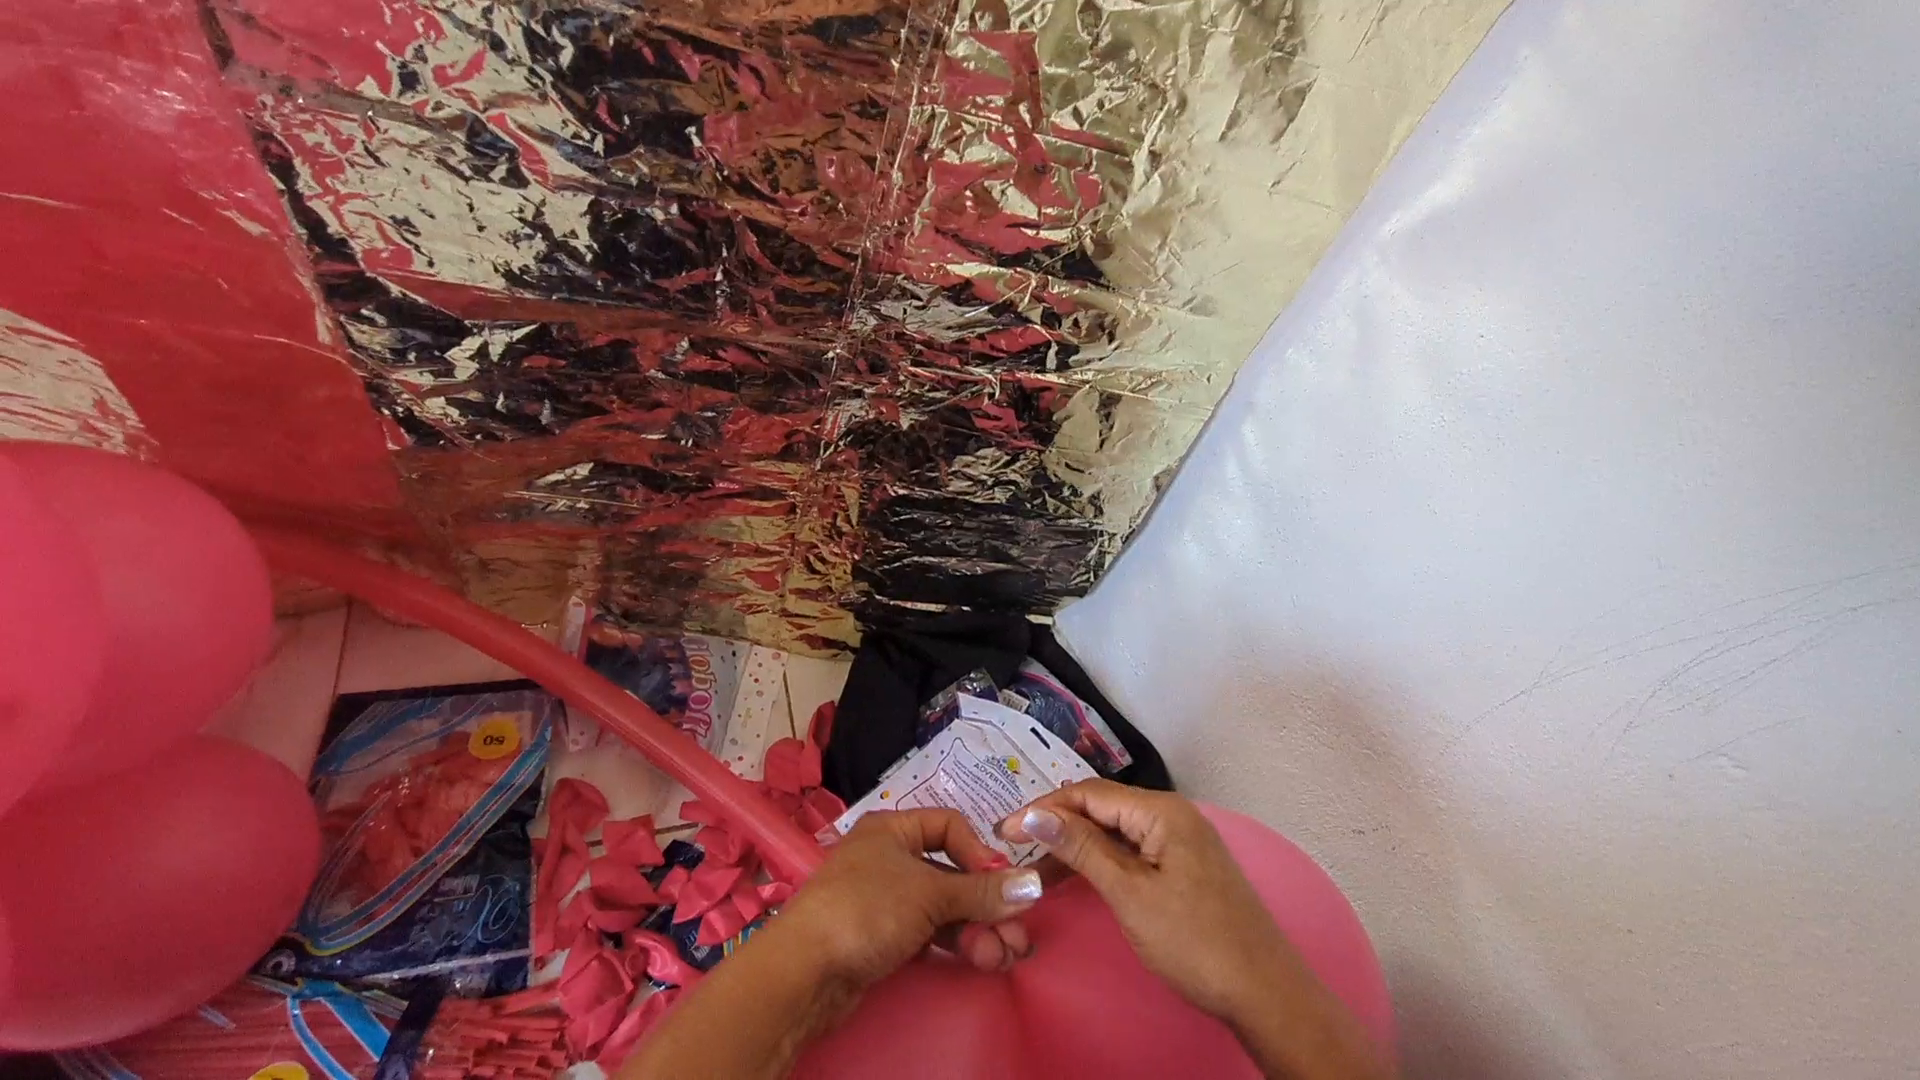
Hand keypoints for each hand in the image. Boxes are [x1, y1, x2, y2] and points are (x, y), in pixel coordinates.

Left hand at [776, 807, 1045, 990]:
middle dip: (987, 903)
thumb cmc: (867, 910)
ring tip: (1003, 956)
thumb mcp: (930, 894)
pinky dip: (956, 942)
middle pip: (952, 872)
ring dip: (977, 928)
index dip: (979, 853)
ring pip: (944, 906)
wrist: (803, 972)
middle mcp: (889, 857)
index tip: (1002, 884)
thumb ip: (982, 891)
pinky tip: (980, 959)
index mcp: (893, 829)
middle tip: (1017, 937)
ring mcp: (885, 899)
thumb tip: (1034, 885)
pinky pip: (929, 932)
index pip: (950, 826)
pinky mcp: (882, 937)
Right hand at [1002, 781, 1389, 1079]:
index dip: (1042, 810)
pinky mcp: (1184, 865)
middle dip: (1056, 826)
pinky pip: (1131, 850)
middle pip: (1100, 808)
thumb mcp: (1129, 893)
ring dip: (1075, 846)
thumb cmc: (1194, 941)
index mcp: (1160, 810)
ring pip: (1114, 831)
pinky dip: (1100, 862)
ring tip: (1036, 870)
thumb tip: (1035, 813)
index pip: (1088, 794)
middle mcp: (1171, 814)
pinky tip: (1077, 877)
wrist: (1266, 992)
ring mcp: (1180, 840)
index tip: (1002, 833)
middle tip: (1014, 853)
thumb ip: (1081, 848)